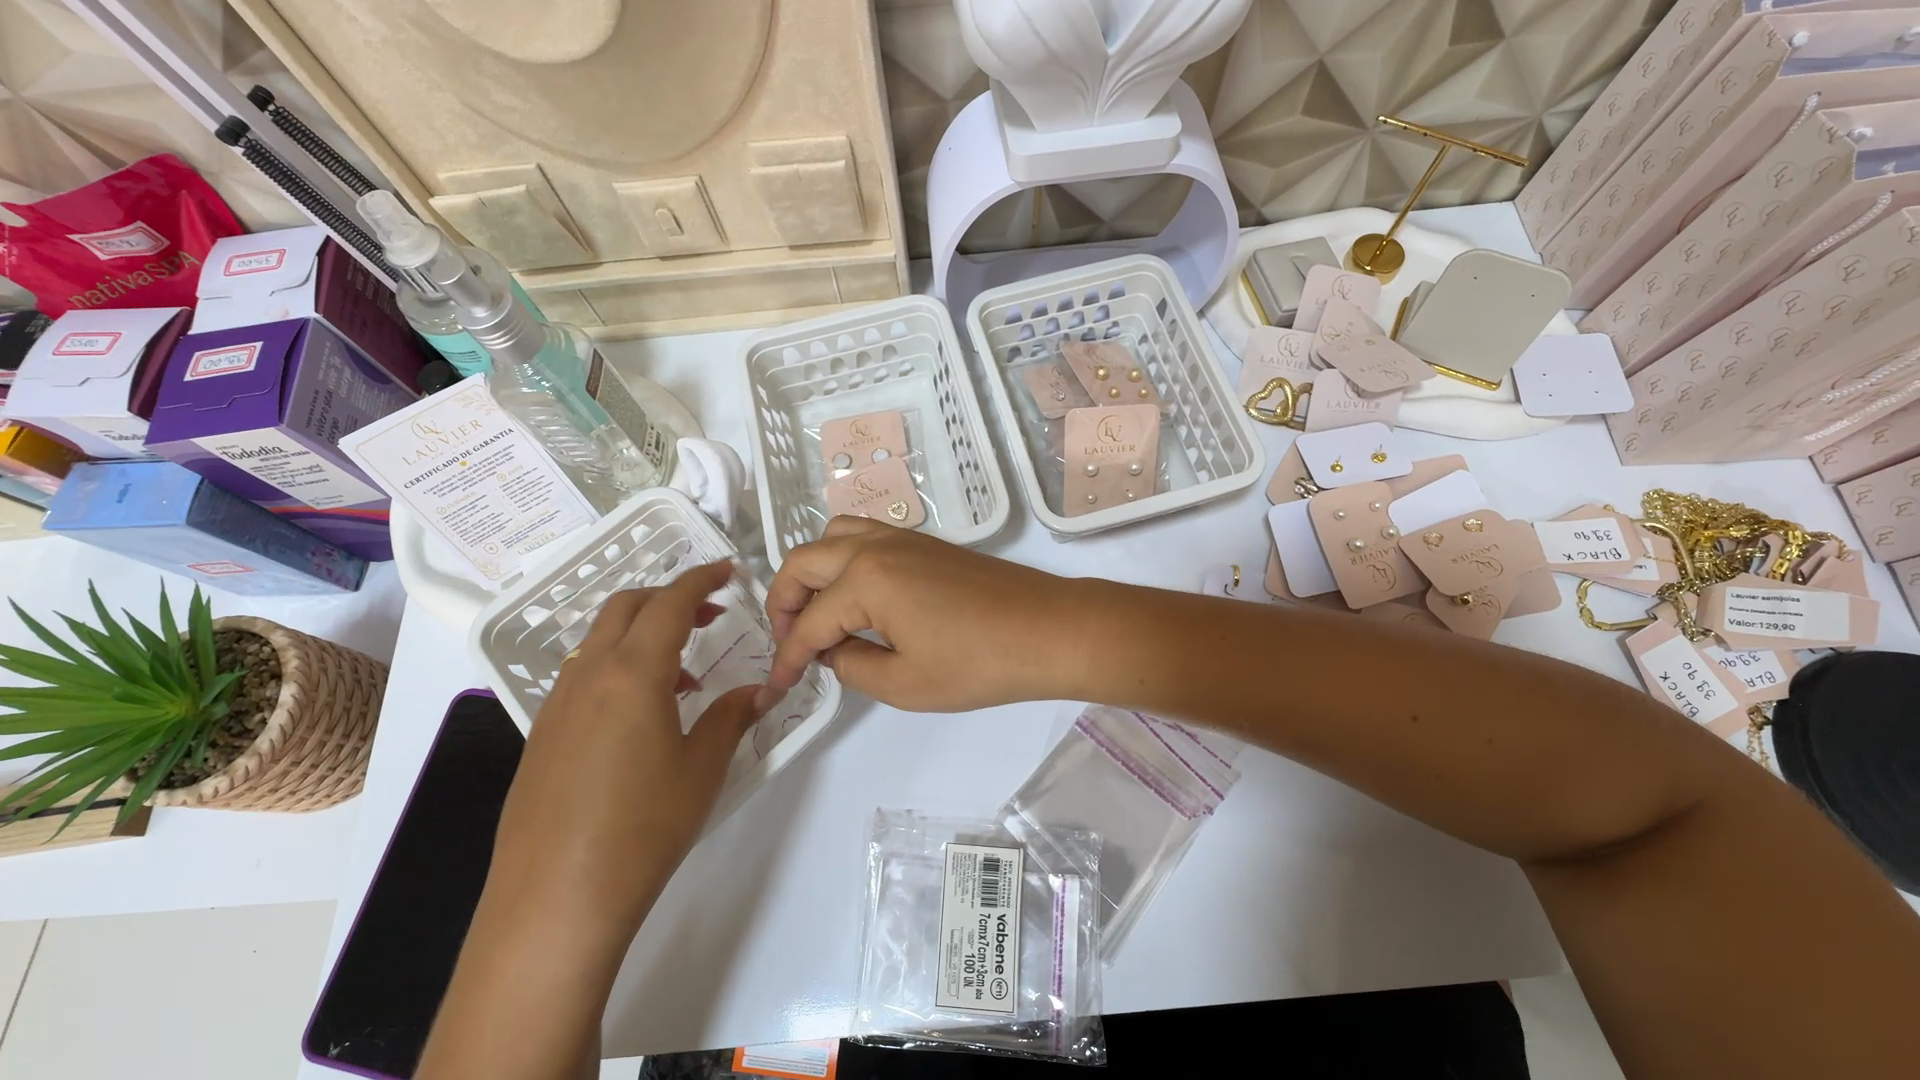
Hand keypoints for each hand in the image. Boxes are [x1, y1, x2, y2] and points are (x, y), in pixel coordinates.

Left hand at [488, 561, 767, 937]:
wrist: (557, 896)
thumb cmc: (643, 826)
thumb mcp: (702, 768)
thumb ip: (731, 718)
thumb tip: (759, 691)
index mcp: (632, 672)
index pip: (669, 603)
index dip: (701, 579)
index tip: (729, 569)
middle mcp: (587, 674)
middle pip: (626, 608)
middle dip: (669, 598)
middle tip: (711, 613)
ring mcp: (557, 704)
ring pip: (599, 641)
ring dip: (642, 634)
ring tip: (686, 675)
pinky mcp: (542, 735)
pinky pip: (583, 675)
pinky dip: (618, 668)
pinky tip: (643, 715)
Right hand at [764, 518, 1088, 711]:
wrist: (1048, 631)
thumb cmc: (978, 663)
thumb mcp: (904, 684)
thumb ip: (852, 667)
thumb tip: (834, 651)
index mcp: (865, 579)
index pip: (809, 621)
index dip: (788, 657)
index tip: (778, 684)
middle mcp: (876, 547)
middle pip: (805, 561)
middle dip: (784, 602)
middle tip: (789, 642)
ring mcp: (902, 538)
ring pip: (833, 537)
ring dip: (812, 571)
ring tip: (817, 614)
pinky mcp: (925, 543)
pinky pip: (863, 537)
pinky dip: (842, 561)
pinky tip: (854, 599)